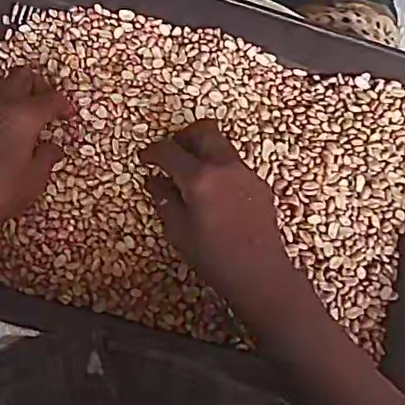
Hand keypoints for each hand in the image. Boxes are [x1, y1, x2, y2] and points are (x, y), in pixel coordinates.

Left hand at [0, 67, 72, 246]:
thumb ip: (47, 157)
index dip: (64, 105)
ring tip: (28, 113)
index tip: (69, 115)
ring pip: (1, 86)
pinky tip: (6, 130)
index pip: (52, 98)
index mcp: (25, 115)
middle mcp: (1, 106)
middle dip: (39, 85)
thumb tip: (53, 149)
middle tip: (48, 102)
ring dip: (16, 93)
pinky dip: (0, 109)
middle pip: (23, 76)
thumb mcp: (34, 179)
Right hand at [139, 120, 312, 320]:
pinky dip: (218, 168)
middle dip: (182, 137)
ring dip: (202, 151)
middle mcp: (225, 167)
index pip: (169, 151)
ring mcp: (245, 173)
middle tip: (170, 155)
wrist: (259, 273)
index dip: (152, 153)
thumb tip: (154, 180)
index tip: (145, 159)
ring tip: (189, 175)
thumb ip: (164, 198)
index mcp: (200, 178)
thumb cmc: (213, 257)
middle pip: (203, 131)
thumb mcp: (178, 230)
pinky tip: (212, 194)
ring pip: (221, 145)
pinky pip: (234, 165)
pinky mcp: (259, 184)